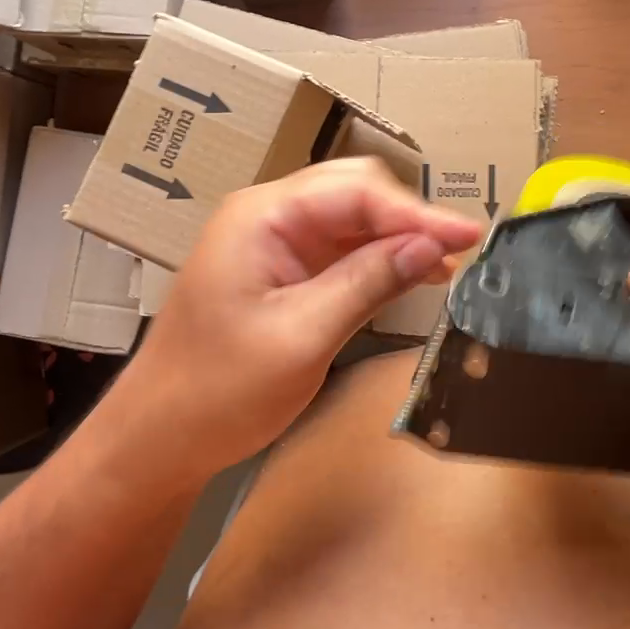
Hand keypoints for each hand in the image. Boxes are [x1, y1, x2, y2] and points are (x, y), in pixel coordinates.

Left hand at [107, 158, 482, 483]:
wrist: (159, 437)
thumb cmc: (218, 391)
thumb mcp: (302, 337)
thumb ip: (368, 283)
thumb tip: (432, 247)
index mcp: (262, 216)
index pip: (355, 192)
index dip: (417, 212)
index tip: (469, 235)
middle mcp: (269, 215)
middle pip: (355, 191)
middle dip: (409, 216)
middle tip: (460, 248)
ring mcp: (275, 241)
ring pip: (353, 217)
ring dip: (399, 236)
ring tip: (449, 262)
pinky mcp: (284, 269)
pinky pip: (342, 248)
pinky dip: (379, 258)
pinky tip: (415, 274)